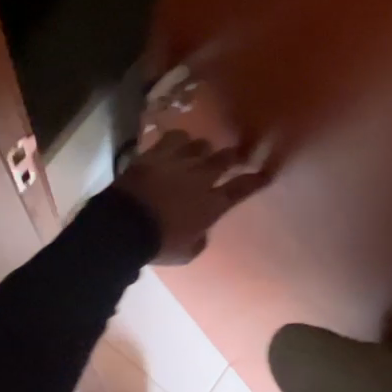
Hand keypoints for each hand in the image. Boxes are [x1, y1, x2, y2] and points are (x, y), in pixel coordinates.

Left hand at [113, 131, 267, 264]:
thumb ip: (199, 239)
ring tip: (202, 149)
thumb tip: (202, 231)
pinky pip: (172, 138)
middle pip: (223, 160)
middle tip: (236, 153)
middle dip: (232, 156)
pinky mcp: (155, 154)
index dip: (255, 180)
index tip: (266, 173)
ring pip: (200, 145)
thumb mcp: (186, 253)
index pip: (240, 189)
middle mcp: (200, 178)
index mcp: (211, 205)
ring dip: (203, 148)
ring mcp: (178, 162)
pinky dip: (178, 139)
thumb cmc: (158, 244)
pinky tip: (178, 140)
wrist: (125, 225)